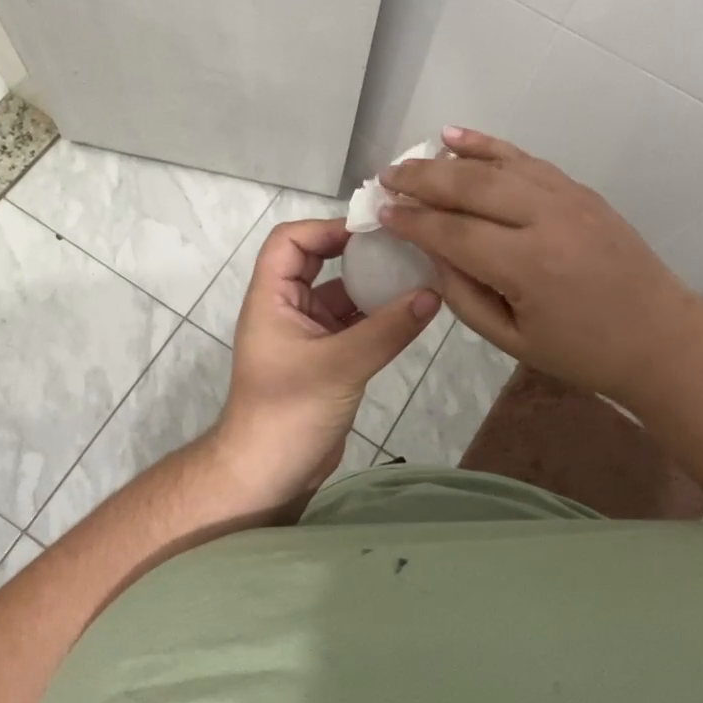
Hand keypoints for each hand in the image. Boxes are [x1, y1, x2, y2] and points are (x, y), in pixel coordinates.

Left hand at [213, 218, 441, 502]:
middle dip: (357, 252)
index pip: (290, 240)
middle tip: (403, 246)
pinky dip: (379, 316)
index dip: (326, 227)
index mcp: (271, 298)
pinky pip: (353, 324)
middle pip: (318, 261)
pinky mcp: (326, 359)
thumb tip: (434, 293)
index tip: (372, 231)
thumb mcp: (340, 366)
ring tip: (417, 274)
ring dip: (373, 285)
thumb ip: (388, 329)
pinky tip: (412, 313)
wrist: (268, 475)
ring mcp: (306, 335)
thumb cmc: (289, 411)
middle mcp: (286, 309)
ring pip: (340, 295)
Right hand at [378, 127, 702, 401]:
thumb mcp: (511, 339)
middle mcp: (546, 219)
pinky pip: (527, 160)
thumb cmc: (583, 352)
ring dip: (449, 158)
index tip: (381, 212)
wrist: (661, 337)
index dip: (412, 220)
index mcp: (528, 265)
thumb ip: (463, 293)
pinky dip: (491, 146)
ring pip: (497, 165)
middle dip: (421, 180)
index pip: (453, 231)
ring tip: (413, 158)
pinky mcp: (580, 190)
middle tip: (386, 178)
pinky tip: (460, 138)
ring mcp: (568, 198)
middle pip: (470, 186)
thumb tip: (429, 249)